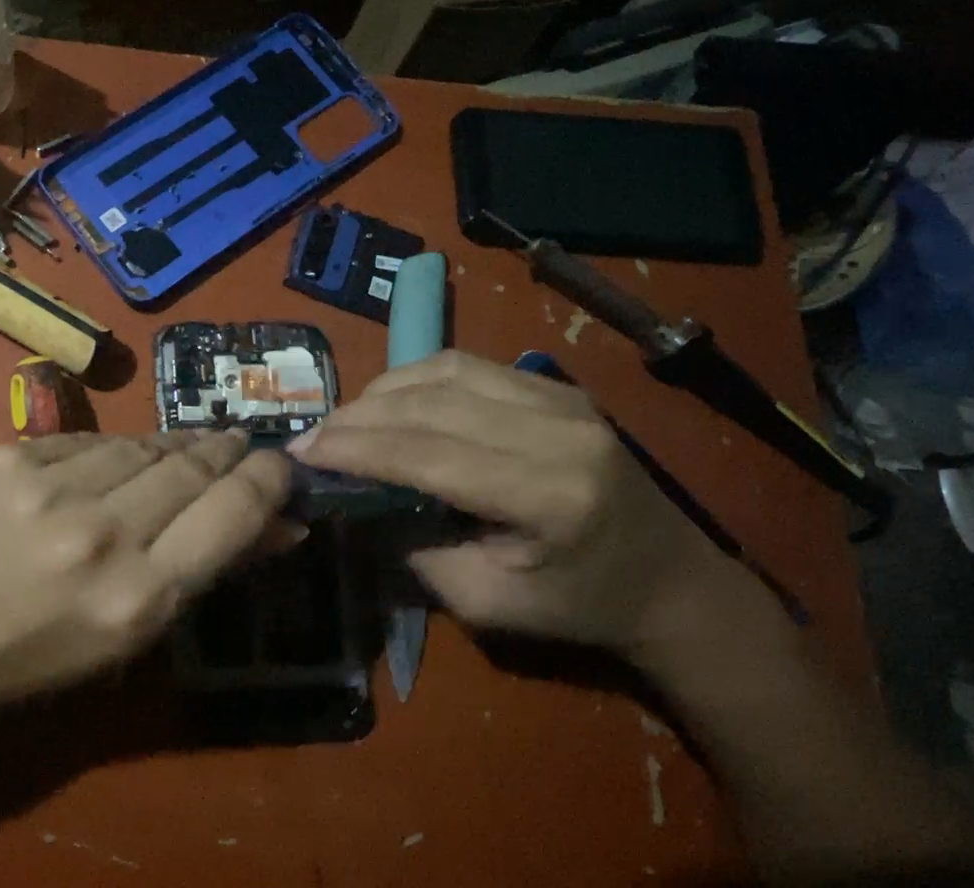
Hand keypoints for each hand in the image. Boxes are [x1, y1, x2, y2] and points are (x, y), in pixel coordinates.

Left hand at [0, 431, 293, 717]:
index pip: (234, 511)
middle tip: (242, 447)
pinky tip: (115, 461)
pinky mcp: (9, 455)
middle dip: (228, 453)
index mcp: (139, 598)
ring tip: (187, 450)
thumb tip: (274, 525)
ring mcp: (50, 485)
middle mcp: (102, 532)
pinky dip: (112, 451)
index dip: (271, 480)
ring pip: (143, 444)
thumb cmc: (18, 666)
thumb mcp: (121, 643)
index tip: (282, 467)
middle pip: (194, 466)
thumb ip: (198, 574)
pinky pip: (86, 441)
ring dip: (174, 446)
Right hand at [289, 351, 728, 657]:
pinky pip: (468, 366)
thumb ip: (414, 549)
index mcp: (549, 495)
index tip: (300, 453)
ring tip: (345, 421)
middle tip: (310, 439)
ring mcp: (563, 399)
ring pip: (445, 371)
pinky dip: (416, 379)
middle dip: (357, 418)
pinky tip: (391, 403)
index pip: (428, 453)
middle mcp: (560, 431)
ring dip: (382, 392)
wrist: (673, 584)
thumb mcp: (486, 602)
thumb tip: (354, 501)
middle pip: (431, 403)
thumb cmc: (579, 607)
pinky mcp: (558, 387)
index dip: (355, 448)